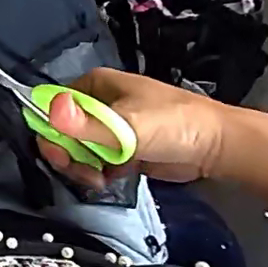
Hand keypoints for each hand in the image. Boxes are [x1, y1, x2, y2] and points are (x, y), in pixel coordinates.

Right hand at [37, 68, 231, 189]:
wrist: (216, 147)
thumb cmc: (175, 125)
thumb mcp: (129, 125)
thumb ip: (90, 123)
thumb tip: (51, 109)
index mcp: (95, 85)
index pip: (53, 107)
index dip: (52, 133)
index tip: (63, 156)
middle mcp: (98, 104)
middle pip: (62, 132)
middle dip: (69, 156)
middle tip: (85, 173)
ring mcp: (109, 128)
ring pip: (77, 151)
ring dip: (82, 169)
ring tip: (100, 179)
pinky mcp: (119, 149)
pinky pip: (93, 162)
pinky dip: (96, 174)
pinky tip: (108, 181)